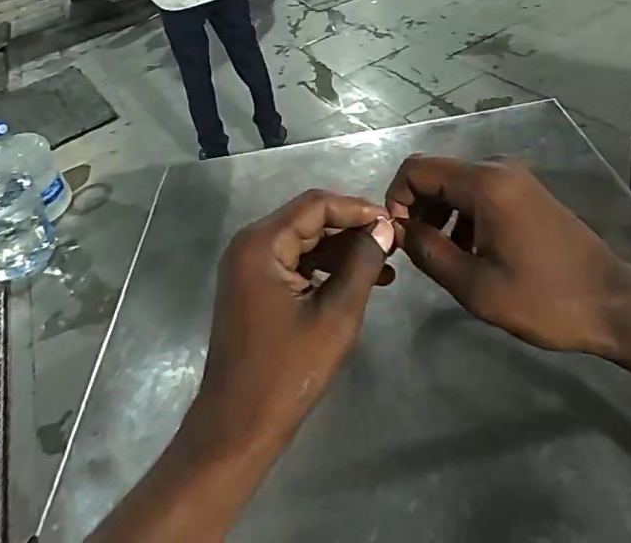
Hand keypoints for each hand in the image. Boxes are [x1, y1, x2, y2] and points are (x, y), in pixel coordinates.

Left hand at [189, 189, 396, 449]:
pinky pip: (294, 263)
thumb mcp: (335, 314)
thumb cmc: (287, 371)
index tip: (392, 222)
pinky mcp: (253, 287)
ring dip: (342, 251)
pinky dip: (324, 269)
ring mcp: (248, 266)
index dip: (357, 209)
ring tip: (385, 267)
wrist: (237, 427)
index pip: (315, 205)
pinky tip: (358, 282)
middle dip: (351, 230)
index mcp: (261, 243)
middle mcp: (249, 244)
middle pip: (308, 221)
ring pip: (304, 242)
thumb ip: (361, 263)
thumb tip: (384, 227)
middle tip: (392, 244)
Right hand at [387, 155, 630, 357]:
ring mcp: (515, 177)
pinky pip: (477, 191)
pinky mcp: (525, 191)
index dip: (396, 199)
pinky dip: (461, 214)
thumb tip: (398, 229)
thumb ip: (428, 251)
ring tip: (444, 257)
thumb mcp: (475, 286)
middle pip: (435, 173)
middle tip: (418, 252)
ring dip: (439, 214)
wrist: (613, 303)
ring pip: (454, 183)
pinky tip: (470, 251)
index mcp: (485, 182)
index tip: (400, 238)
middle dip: (416, 208)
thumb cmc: (544, 299)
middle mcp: (498, 167)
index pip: (416, 169)